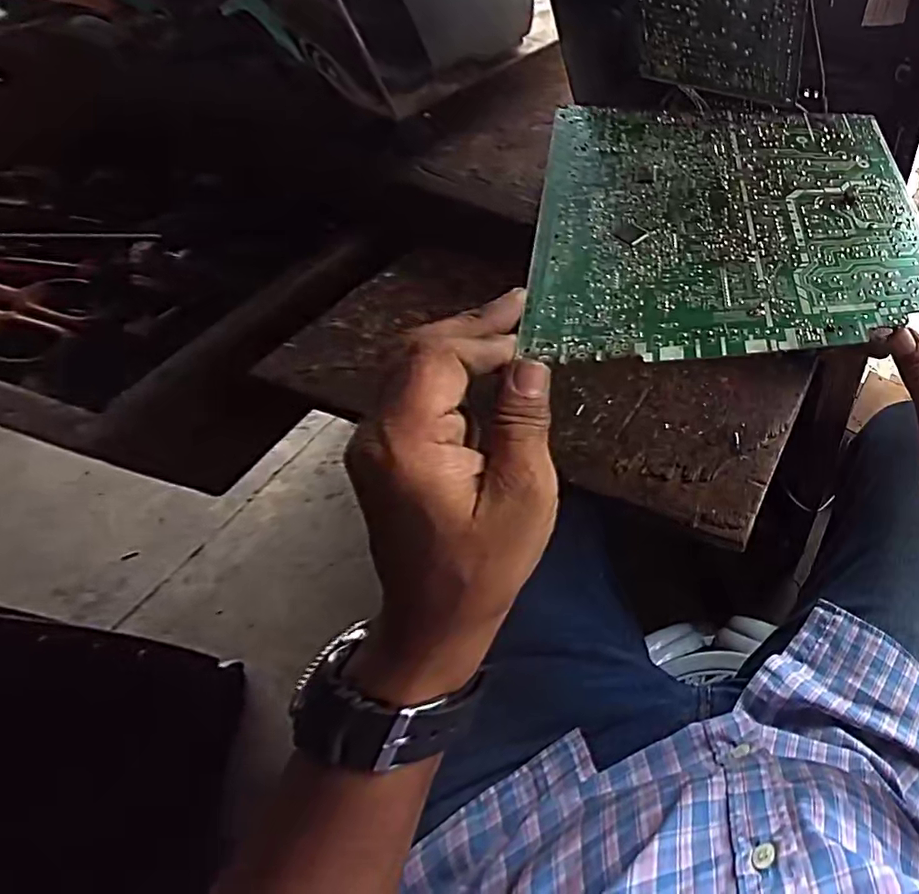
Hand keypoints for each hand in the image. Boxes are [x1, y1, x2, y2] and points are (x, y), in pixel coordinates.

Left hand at [342, 289, 557, 702]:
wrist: (438, 616)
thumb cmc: (489, 560)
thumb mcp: (524, 491)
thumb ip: (523, 423)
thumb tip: (531, 363)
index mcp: (408, 442)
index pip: (436, 359)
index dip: (487, 338)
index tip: (539, 333)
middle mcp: (379, 433)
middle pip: (415, 354)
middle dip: (471, 325)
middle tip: (523, 301)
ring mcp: (379, 442)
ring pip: (412, 368)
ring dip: (462, 341)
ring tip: (512, 320)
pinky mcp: (392, 452)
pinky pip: (418, 392)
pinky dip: (455, 368)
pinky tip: (489, 363)